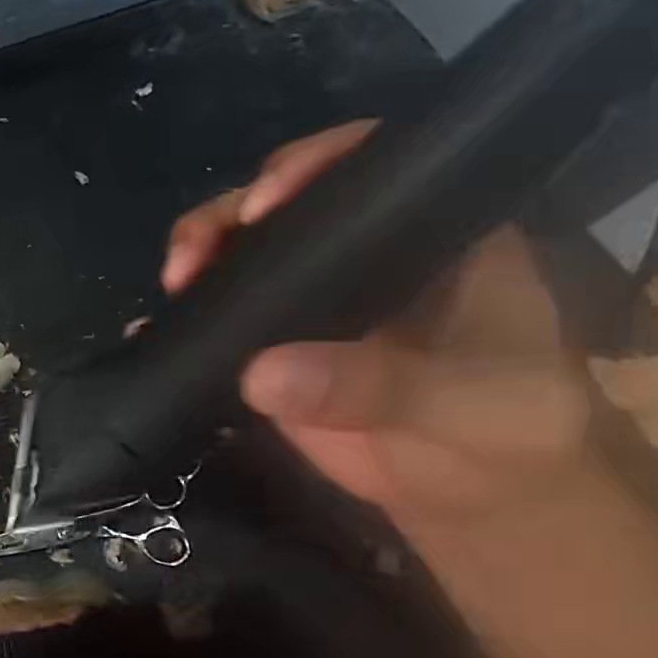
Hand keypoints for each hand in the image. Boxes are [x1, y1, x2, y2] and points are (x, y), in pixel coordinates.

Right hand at [162, 120, 589, 523]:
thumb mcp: (466, 405)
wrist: (473, 491)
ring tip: (175, 284)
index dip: (313, 165)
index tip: (265, 203)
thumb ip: (378, 386)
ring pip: (243, 251)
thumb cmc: (505, 430)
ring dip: (199, 257)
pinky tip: (153, 329)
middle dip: (230, 214)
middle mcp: (363, 247)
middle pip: (285, 201)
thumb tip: (260, 373)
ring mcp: (312, 293)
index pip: (371, 165)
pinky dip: (186, 319)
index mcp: (431, 230)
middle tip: (195, 256)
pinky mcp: (276, 340)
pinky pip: (224, 317)